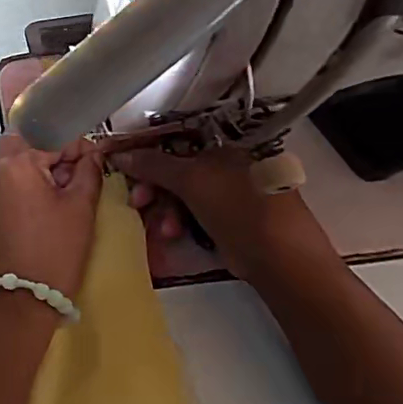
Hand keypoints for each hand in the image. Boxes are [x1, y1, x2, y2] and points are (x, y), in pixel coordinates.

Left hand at [0, 134, 103, 300]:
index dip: (79, 146)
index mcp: (16, 162)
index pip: (52, 135)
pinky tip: (46, 197)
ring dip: (38, 162)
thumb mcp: (80, 208)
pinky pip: (5, 175)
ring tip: (63, 186)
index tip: (95, 161)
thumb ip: (88, 171)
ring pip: (14, 156)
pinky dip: (25, 176)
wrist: (20, 300)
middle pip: (27, 139)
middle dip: (53, 148)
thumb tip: (92, 155)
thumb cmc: (55, 252)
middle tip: (77, 172)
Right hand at [112, 146, 335, 280]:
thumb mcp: (192, 180)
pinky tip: (176, 235)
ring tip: (167, 229)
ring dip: (166, 212)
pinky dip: (180, 224)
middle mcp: (226, 170)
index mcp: (223, 150)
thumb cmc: (238, 208)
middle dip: (155, 189)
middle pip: (176, 174)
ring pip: (182, 199)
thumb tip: (124, 155)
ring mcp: (228, 198)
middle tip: (138, 203)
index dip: (148, 159)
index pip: (176, 147)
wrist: (278, 255)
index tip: (126, 172)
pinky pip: (192, 218)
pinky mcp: (228, 225)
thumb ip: (155, 165)